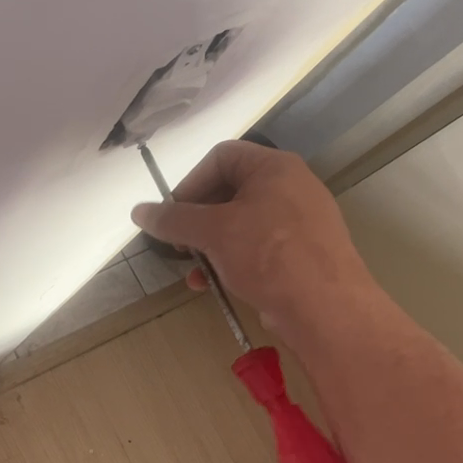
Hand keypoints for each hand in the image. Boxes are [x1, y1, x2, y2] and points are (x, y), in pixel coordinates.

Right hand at [130, 140, 383, 345]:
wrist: (324, 305)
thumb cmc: (268, 254)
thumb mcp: (212, 232)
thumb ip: (173, 219)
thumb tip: (139, 211)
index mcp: (274, 168)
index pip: (220, 157)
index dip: (190, 183)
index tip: (173, 216)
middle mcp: (289, 187)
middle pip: (227, 191)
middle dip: (195, 220)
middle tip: (180, 245)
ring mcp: (296, 220)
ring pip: (237, 224)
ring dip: (207, 245)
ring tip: (194, 269)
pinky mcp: (298, 251)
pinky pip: (254, 247)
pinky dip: (228, 260)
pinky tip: (212, 284)